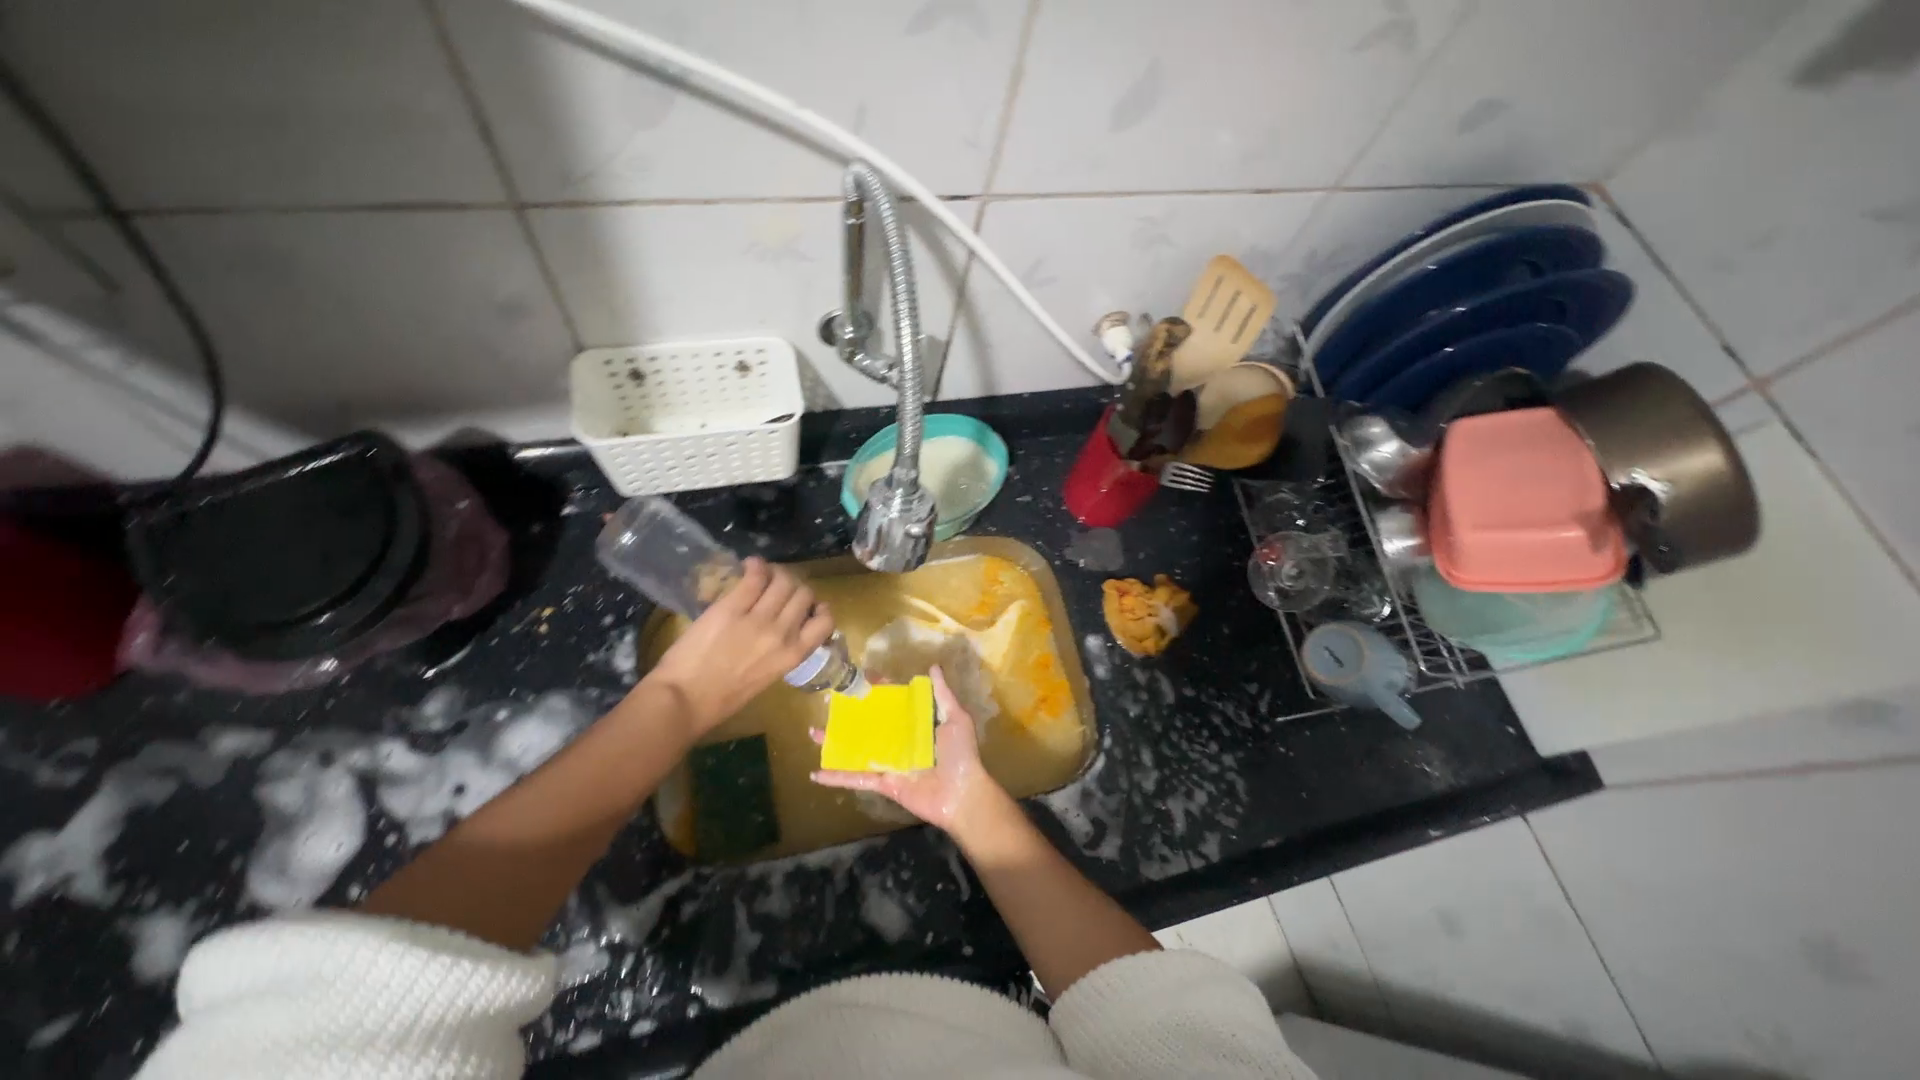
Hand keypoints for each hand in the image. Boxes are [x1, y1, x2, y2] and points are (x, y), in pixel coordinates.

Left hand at [643, 557, 833, 737]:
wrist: (685, 699)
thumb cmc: (723, 699)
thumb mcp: (765, 678)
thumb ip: (779, 652)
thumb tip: (781, 627)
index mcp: (793, 656)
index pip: (825, 621)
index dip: (817, 609)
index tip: (805, 607)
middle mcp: (782, 633)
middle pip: (804, 594)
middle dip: (795, 588)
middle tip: (778, 588)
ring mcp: (757, 618)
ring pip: (783, 581)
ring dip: (776, 573)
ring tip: (763, 574)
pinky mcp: (731, 607)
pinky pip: (754, 578)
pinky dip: (755, 566)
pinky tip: (749, 565)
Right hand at [810, 665, 1009, 834]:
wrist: (962, 795)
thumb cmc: (961, 755)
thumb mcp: (956, 719)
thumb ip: (943, 694)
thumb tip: (933, 667)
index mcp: (916, 725)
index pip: (893, 704)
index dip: (878, 691)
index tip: (861, 678)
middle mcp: (900, 741)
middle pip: (869, 725)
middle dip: (849, 715)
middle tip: (828, 702)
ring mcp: (889, 762)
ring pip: (856, 749)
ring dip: (834, 743)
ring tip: (812, 733)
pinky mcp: (882, 783)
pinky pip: (856, 778)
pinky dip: (836, 777)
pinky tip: (816, 773)